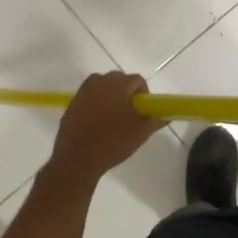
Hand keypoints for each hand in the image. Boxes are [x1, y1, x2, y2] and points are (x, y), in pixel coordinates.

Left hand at [47, 72, 161, 183]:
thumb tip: (165, 115)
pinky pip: (89, 97)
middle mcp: (99, 82)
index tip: (143, 110)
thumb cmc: (113, 142)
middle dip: (126, 93)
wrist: (78, 158)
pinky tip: (97, 124)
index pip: (137, 80)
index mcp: (118, 85)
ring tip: (113, 119)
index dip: (143, 94)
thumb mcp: (141, 133)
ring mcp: (83, 91)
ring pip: (102, 87)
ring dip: (110, 97)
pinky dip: (96, 104)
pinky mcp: (72, 103)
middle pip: (118, 80)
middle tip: (130, 114)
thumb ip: (155, 120)